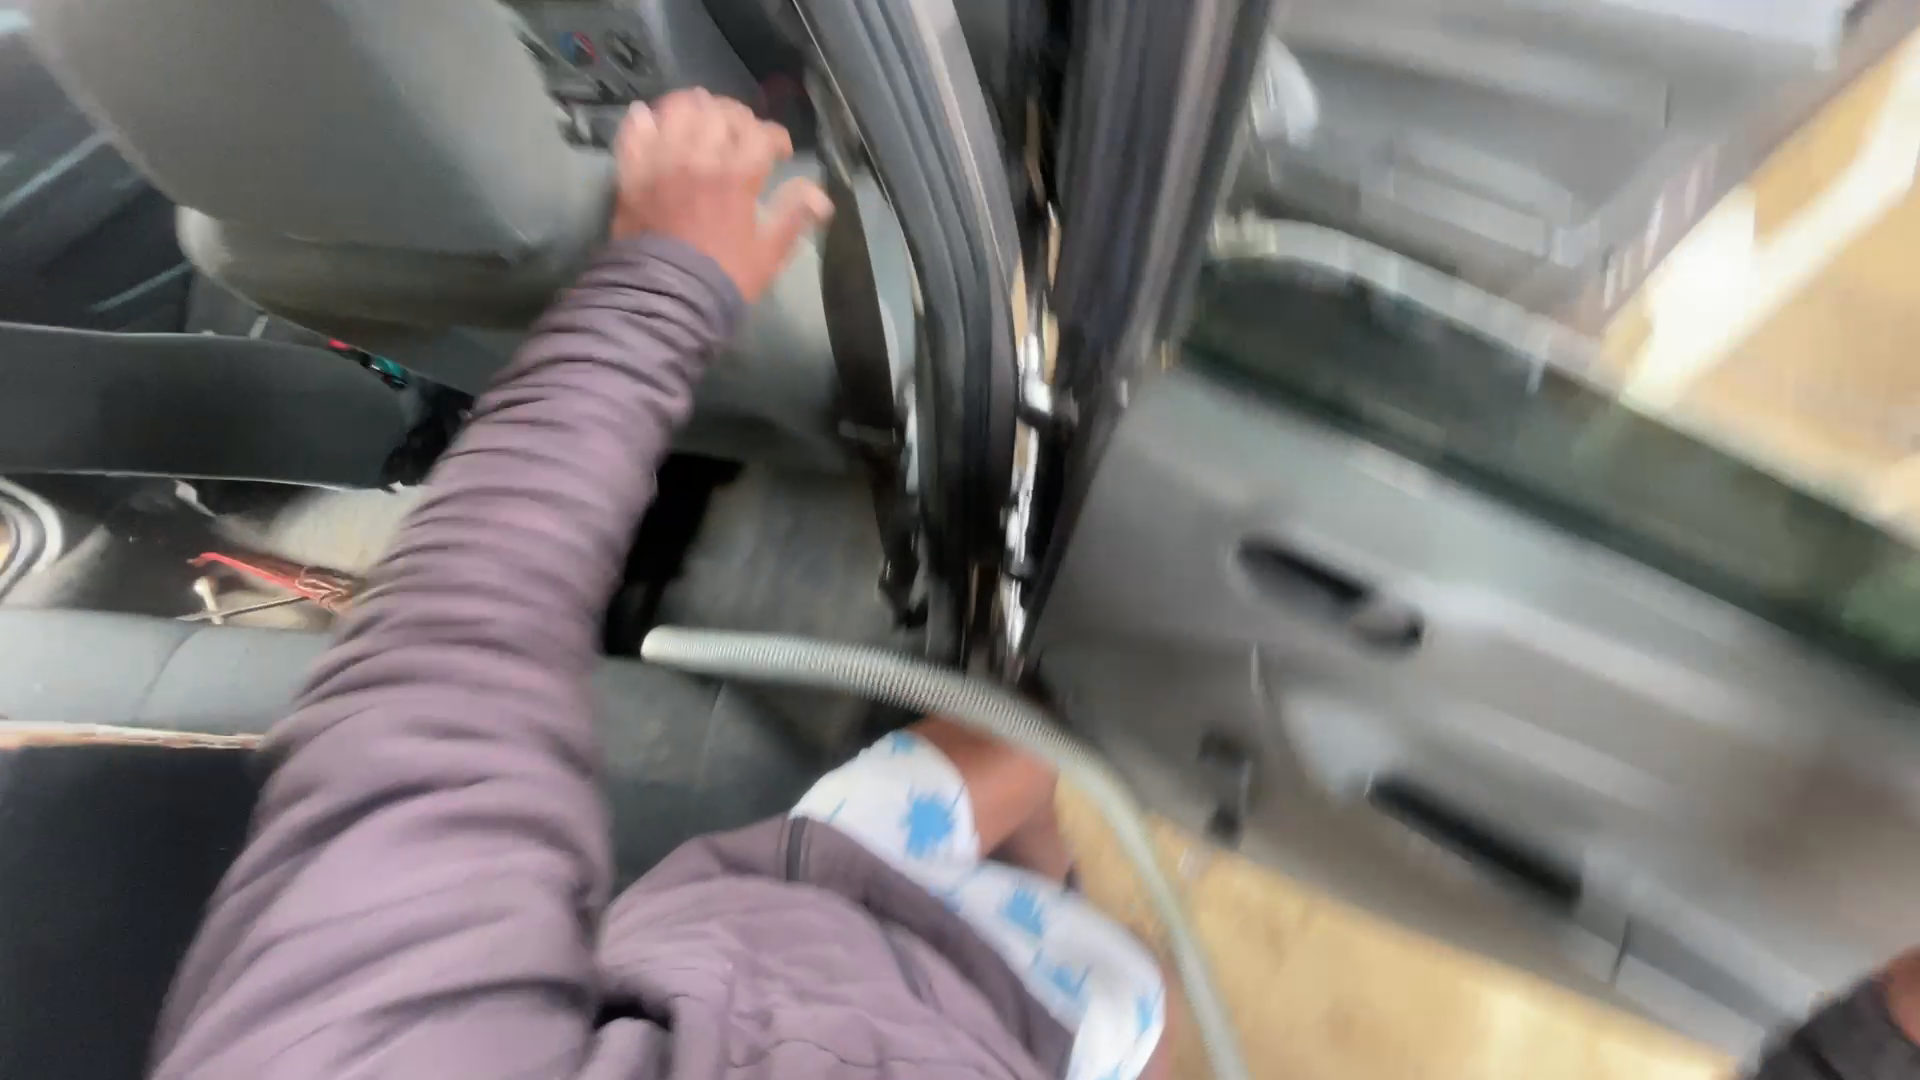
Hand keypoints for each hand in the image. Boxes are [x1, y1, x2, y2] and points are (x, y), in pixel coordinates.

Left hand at [609, 89, 832, 302]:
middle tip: (744, 133)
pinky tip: (655, 122)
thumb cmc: (726, 279)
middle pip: (720, 112)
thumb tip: (821, 196)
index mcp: (737, 177)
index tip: (782, 151)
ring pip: (678, 109)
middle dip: (739, 117)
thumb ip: (794, 217)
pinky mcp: (632, 171)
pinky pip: (635, 129)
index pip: (761, 134)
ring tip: (704, 121)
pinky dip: (646, 120)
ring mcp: (661, 160)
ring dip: (696, 108)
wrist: (669, 298)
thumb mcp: (769, 254)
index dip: (776, 137)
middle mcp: (698, 157)